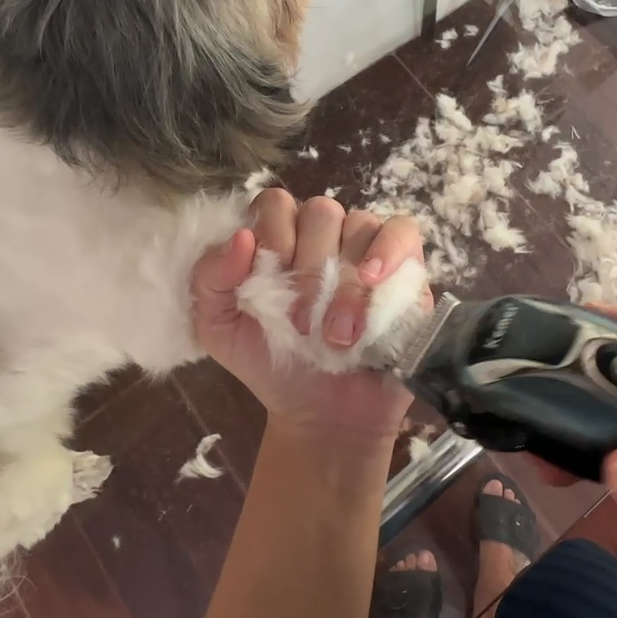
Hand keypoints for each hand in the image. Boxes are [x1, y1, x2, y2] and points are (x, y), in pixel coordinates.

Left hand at [190, 189, 432, 448]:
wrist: (323, 414)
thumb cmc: (270, 364)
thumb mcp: (219, 329)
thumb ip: (211, 280)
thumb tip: (240, 237)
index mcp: (280, 237)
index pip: (276, 203)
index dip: (273, 235)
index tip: (269, 283)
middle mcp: (324, 234)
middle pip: (321, 211)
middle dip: (309, 269)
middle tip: (301, 325)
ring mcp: (367, 247)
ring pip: (360, 224)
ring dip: (346, 282)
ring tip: (337, 335)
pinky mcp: (406, 267)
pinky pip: (403, 232)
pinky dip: (389, 251)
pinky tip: (374, 280)